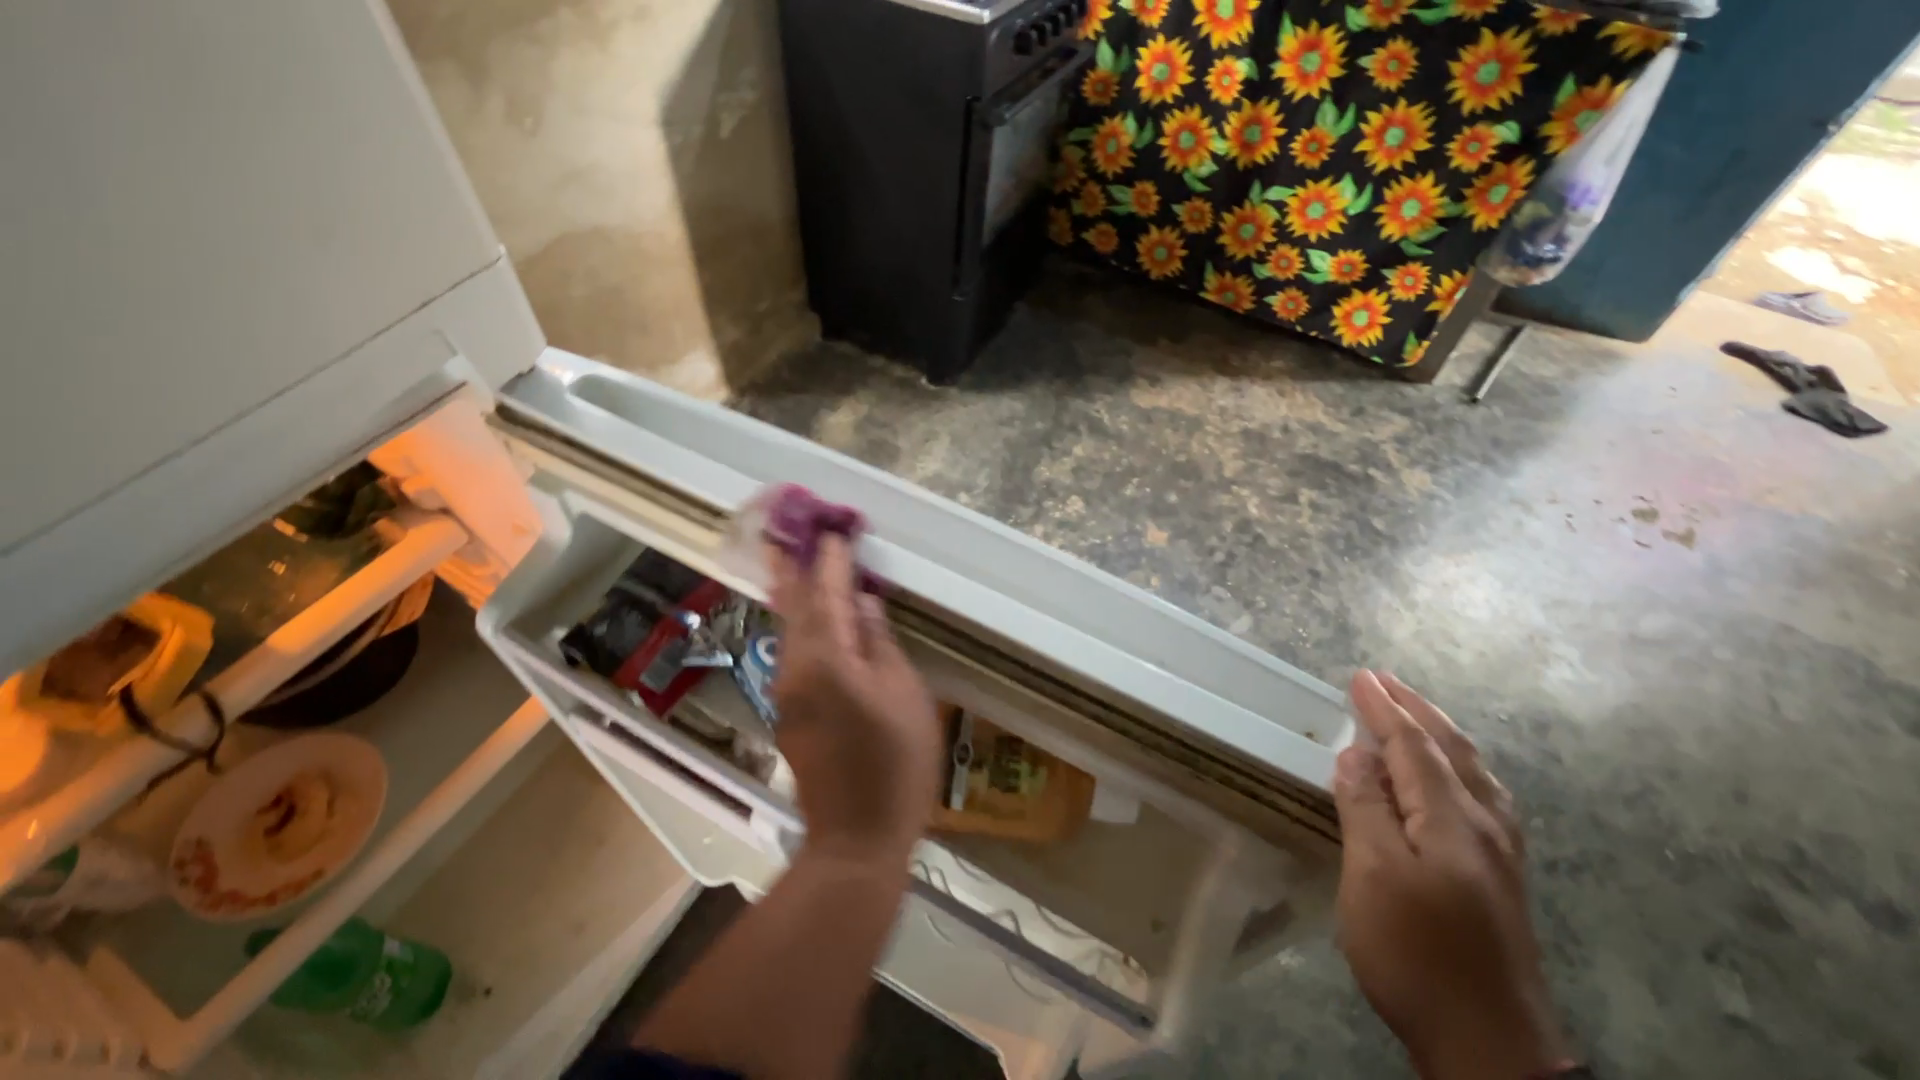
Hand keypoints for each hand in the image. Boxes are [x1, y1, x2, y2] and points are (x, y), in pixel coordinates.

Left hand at [767, 535, 942, 866]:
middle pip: (793, 607)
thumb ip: (879, 643)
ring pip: (788, 631)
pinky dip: (800, 628)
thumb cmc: (895, 765)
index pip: (826, 594)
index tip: (834, 527)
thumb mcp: (905, 696)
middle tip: (786, 530)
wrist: (856, 839)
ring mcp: (785, 694)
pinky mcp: (788, 715)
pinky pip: (792, 655)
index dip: (831, 560)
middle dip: (793, 567)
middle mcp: (794, 669)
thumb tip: (862, 602)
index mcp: (826, 659)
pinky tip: (810, 620)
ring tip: (795, 562)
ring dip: (794, 595)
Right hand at [1334, 671, 1569, 1079]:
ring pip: (1474, 773)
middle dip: (1416, 711)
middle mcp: (1485, 824)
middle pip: (1451, 751)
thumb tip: (1357, 753)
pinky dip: (1458, 769)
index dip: (1384, 709)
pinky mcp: (1502, 879)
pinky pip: (1482, 797)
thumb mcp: (1373, 876)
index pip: (1413, 745)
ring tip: (1417, 717)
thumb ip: (1365, 809)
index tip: (1360, 676)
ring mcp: (1501, 854)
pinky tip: (1457, 783)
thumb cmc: (1416, 951)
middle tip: (1385, 681)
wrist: (1489, 1039)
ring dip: (1440, 735)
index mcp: (1452, 817)